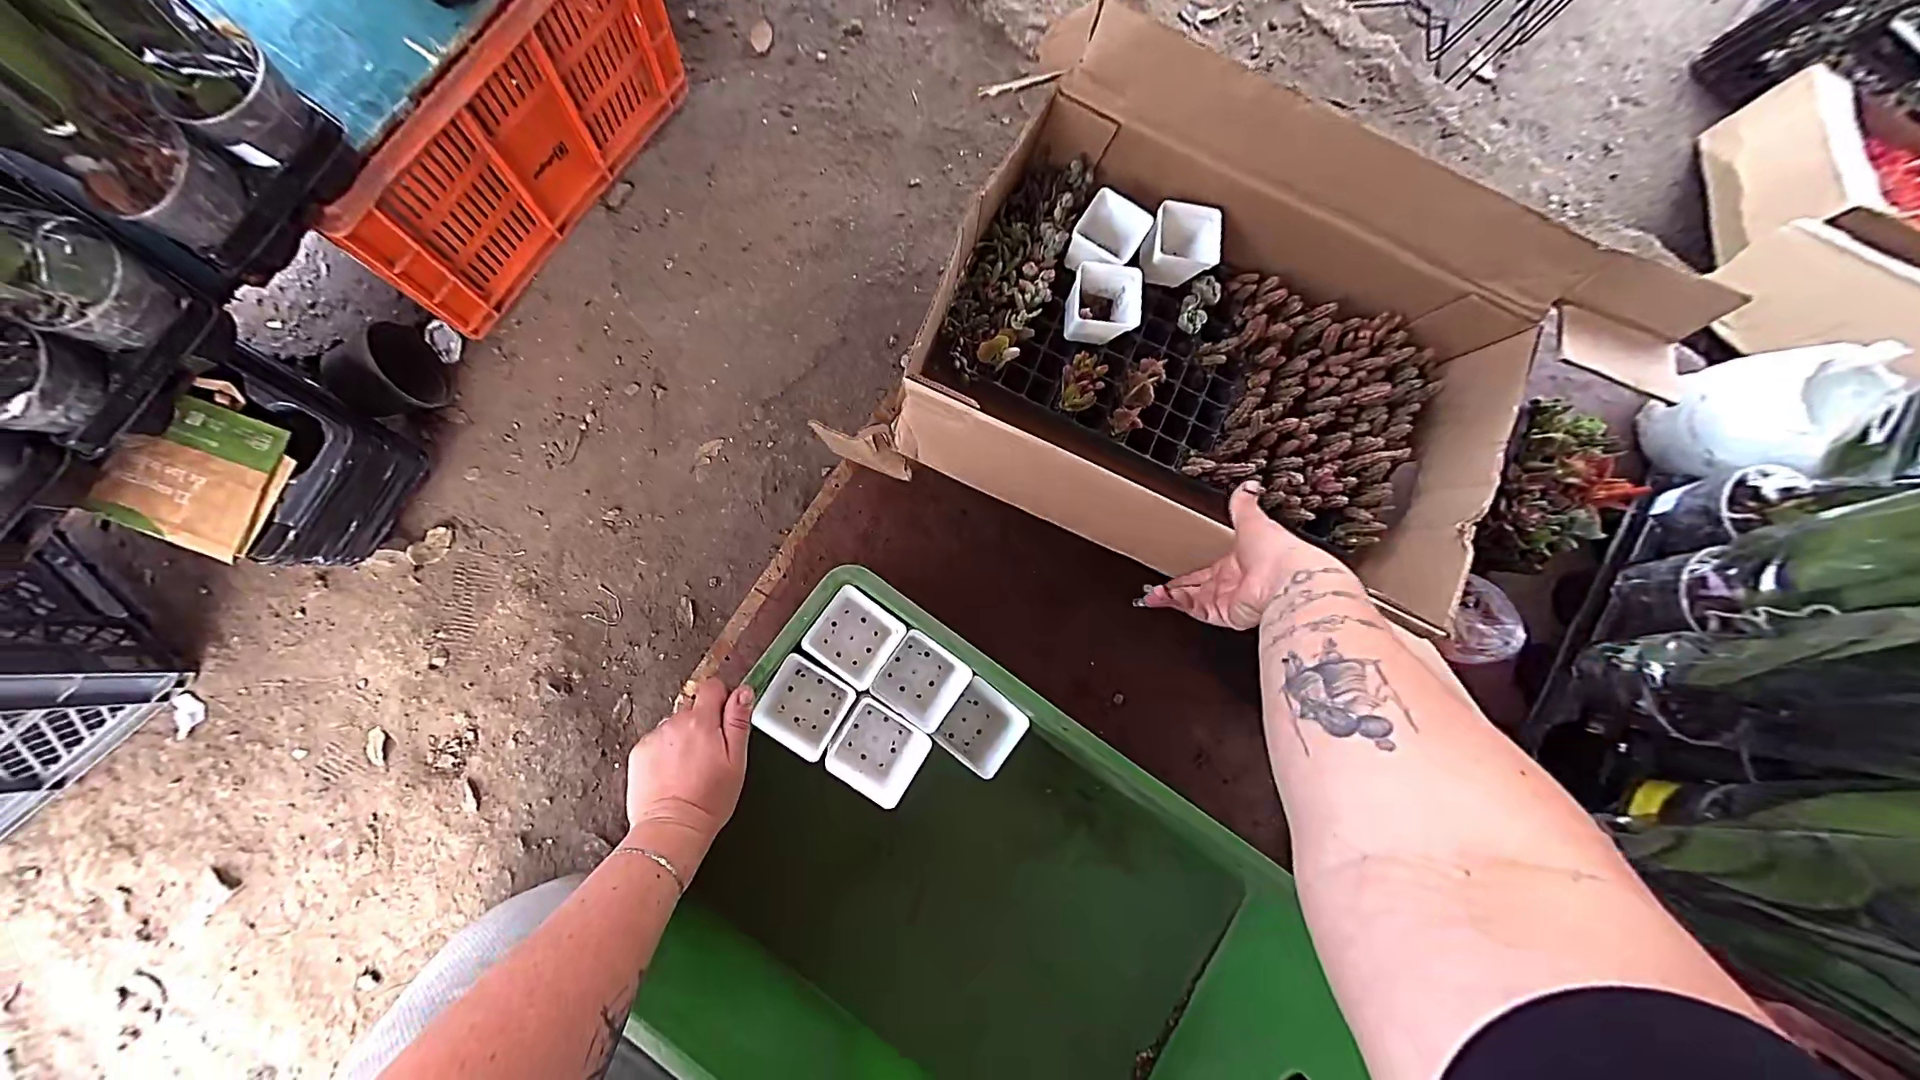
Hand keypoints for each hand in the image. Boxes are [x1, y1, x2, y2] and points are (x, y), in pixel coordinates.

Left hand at [625, 679, 753, 842]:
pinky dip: (664, 752)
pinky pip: (656, 741)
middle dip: (702, 722)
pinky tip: (673, 772)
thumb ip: (738, 720)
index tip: (724, 714)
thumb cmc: (708, 799)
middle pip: (692, 707)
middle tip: (709, 751)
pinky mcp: (639, 753)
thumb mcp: (737, 759)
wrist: (672, 828)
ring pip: (674, 725)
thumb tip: (743, 693)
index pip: (711, 687)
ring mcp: (654, 738)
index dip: (721, 698)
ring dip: (682, 737)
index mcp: (702, 721)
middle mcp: (675, 724)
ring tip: (690, 766)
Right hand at [1139, 480, 1355, 629]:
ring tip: (1151, 595)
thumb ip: (1243, 505)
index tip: (1171, 574)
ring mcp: (1228, 600)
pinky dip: (1177, 605)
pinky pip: (1196, 611)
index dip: (1188, 572)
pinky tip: (1162, 598)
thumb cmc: (1275, 551)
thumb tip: (1248, 486)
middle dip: (1175, 589)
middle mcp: (1232, 583)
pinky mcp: (1225, 614)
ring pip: (1191, 602)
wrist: (1286, 579)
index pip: (1207, 570)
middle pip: (1196, 589)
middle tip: (1155, 588)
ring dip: (1170, 598)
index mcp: (1238, 562)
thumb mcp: (1253, 520)